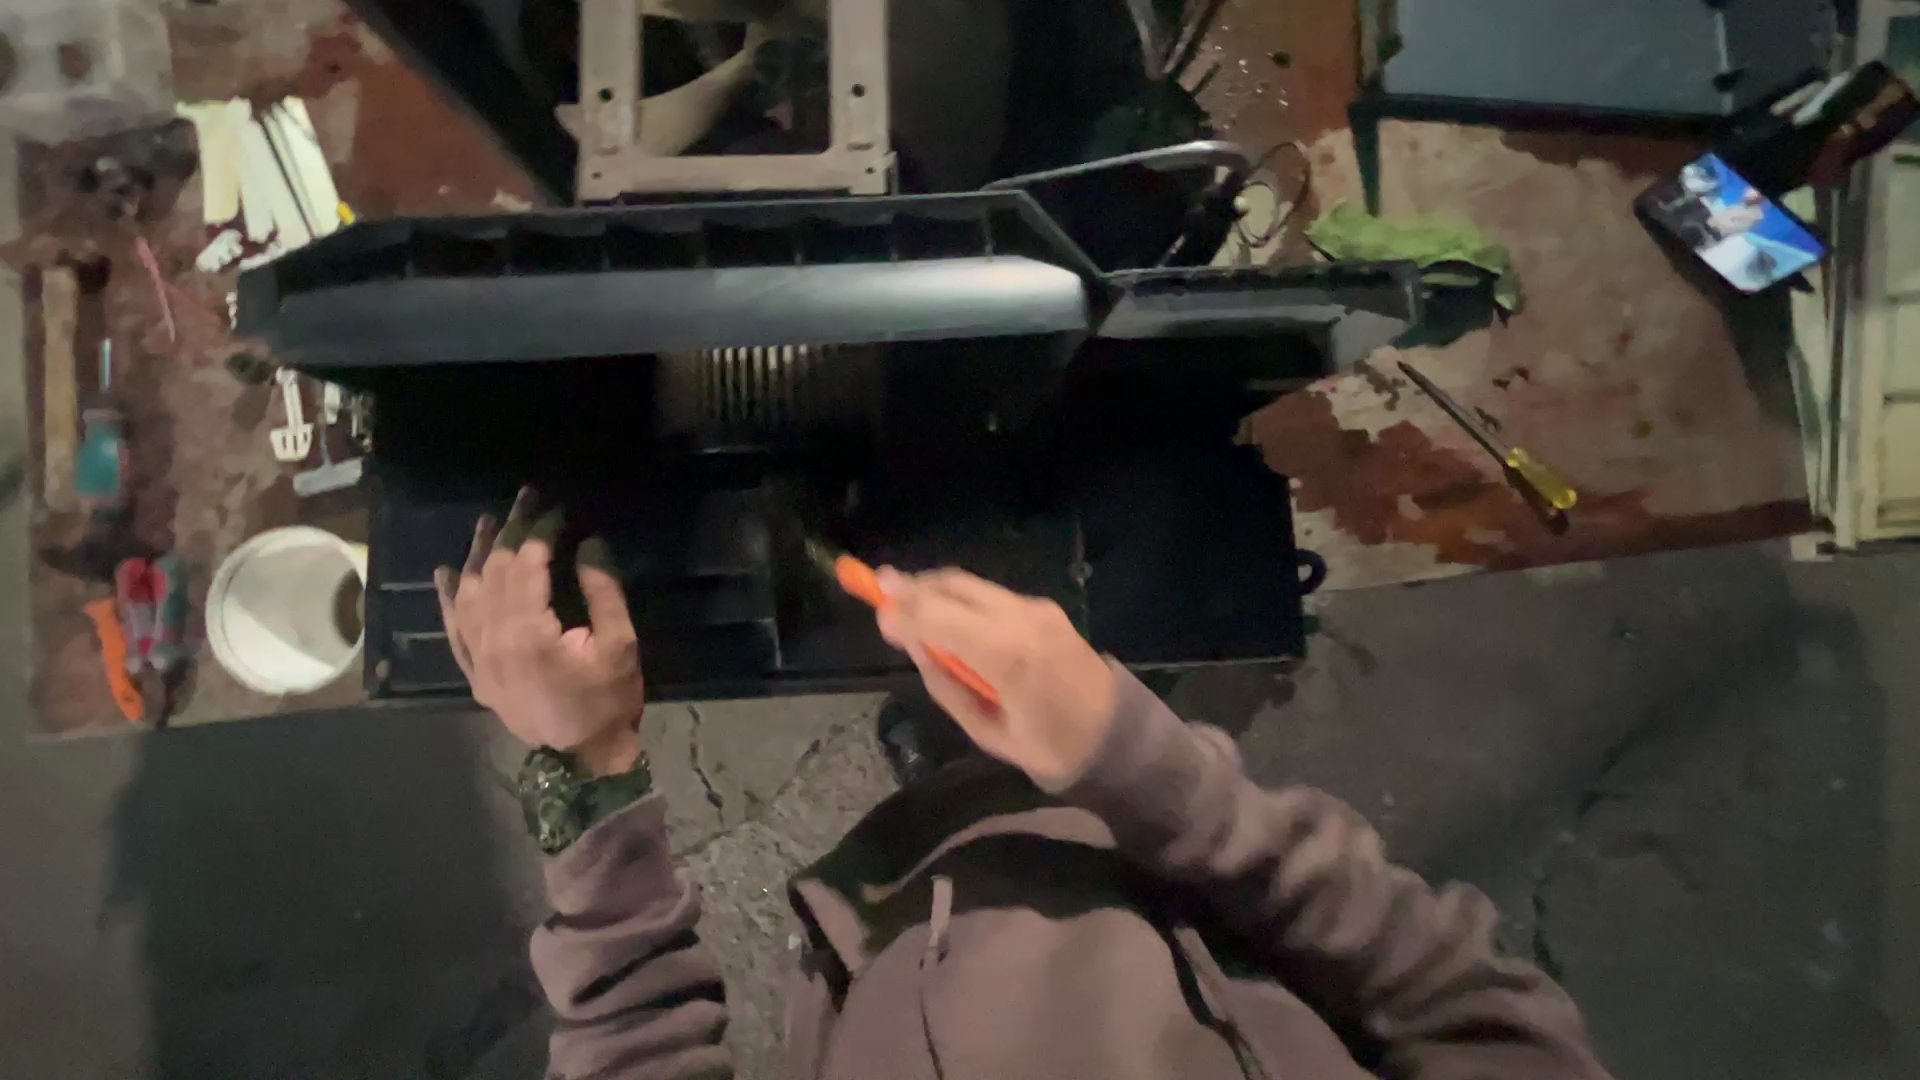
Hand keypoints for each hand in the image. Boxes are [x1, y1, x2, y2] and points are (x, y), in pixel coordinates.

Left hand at [436, 488, 643, 776]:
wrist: (585, 757)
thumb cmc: (609, 699)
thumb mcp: (620, 644)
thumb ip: (604, 592)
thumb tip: (589, 544)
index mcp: (527, 633)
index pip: (527, 566)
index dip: (541, 531)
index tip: (559, 508)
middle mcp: (491, 640)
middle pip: (493, 573)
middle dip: (511, 531)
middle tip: (526, 497)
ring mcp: (476, 658)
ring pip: (467, 594)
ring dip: (477, 553)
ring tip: (491, 520)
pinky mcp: (474, 672)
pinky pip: (452, 628)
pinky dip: (448, 596)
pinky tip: (447, 570)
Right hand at [875, 568, 1115, 788]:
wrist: (1116, 734)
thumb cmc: (1049, 746)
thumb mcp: (986, 731)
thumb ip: (946, 684)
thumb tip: (916, 646)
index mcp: (1007, 654)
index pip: (939, 616)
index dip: (903, 610)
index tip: (877, 611)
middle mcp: (1021, 618)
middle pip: (953, 585)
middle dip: (914, 587)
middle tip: (881, 589)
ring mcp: (1036, 608)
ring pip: (971, 585)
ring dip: (936, 590)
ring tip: (908, 603)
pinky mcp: (1045, 607)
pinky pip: (991, 595)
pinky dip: (961, 599)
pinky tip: (948, 616)